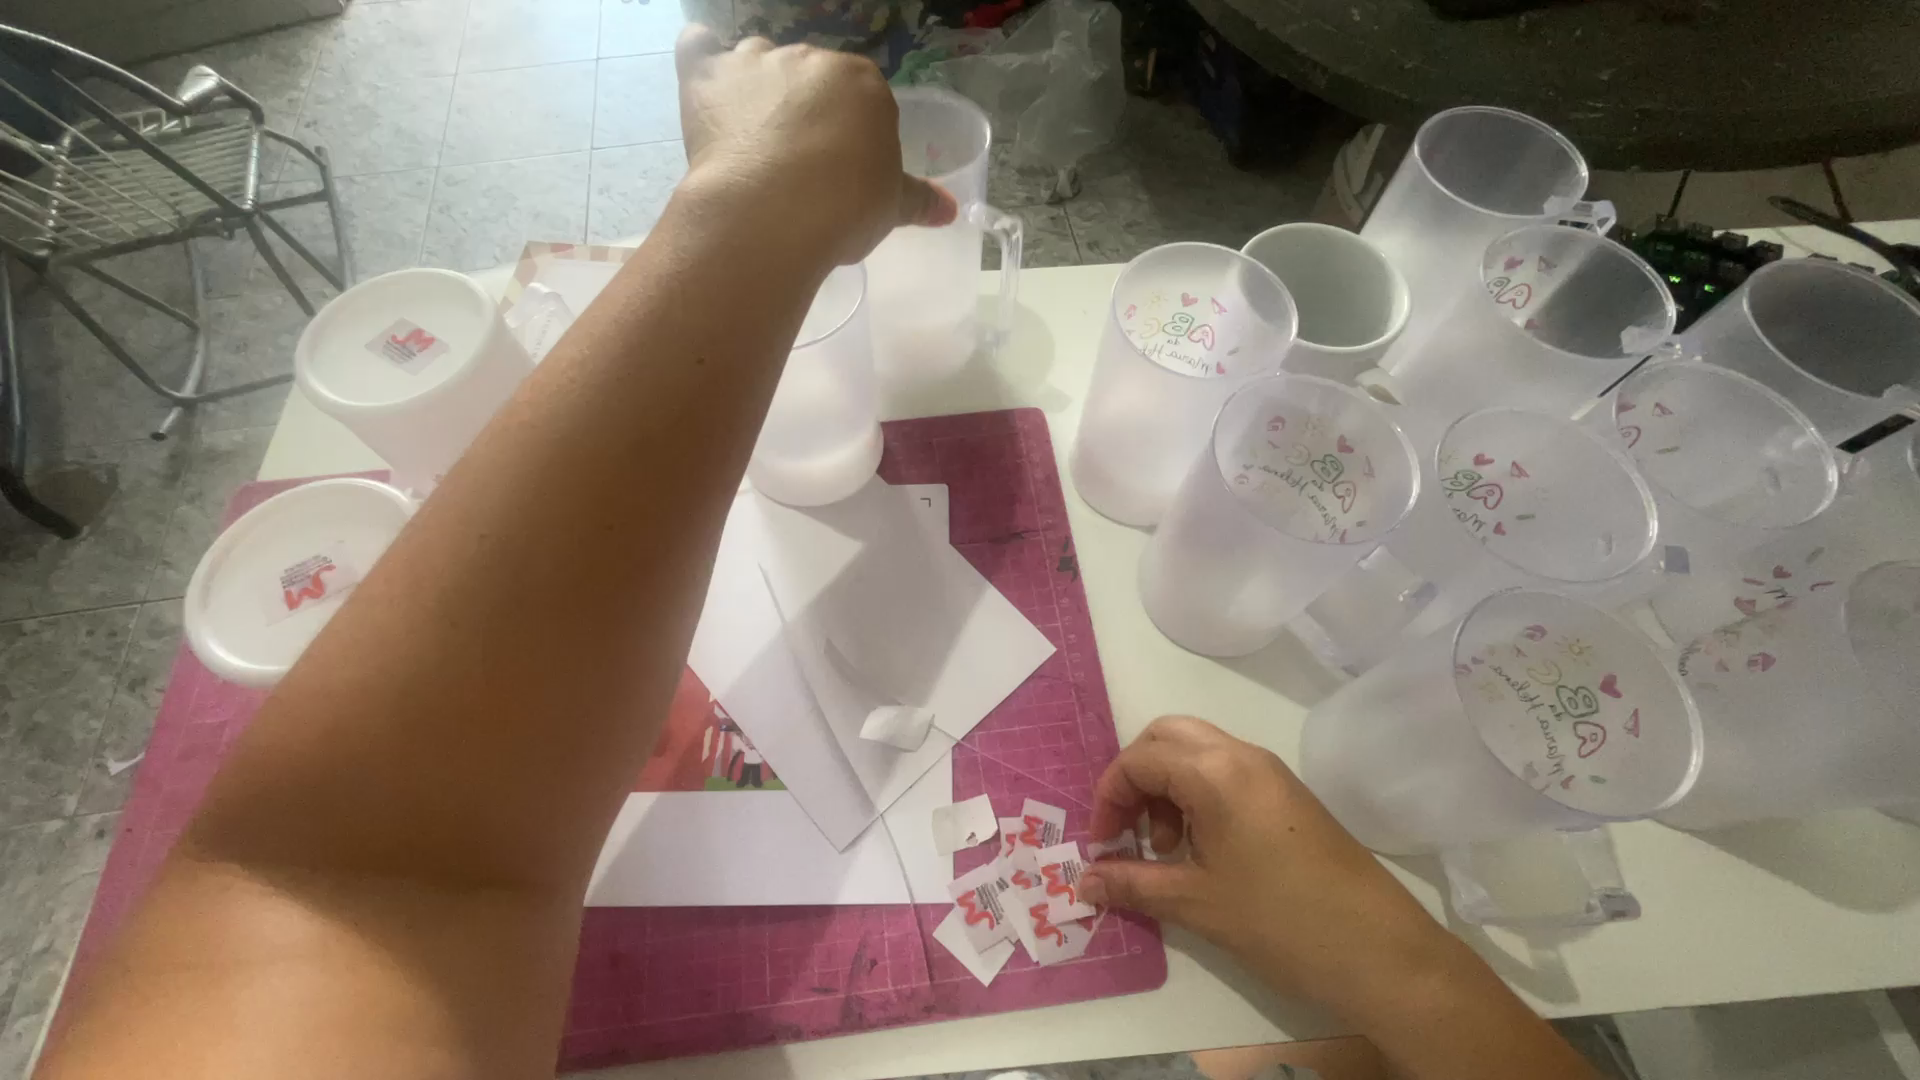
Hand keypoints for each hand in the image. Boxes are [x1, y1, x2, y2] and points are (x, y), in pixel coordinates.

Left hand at [675, 27, 956, 265]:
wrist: (774, 214)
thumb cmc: (845, 209)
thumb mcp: (892, 209)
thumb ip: (920, 200)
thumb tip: (950, 210)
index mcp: (865, 85)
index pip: (865, 100)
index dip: (855, 137)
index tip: (847, 172)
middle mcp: (812, 58)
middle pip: (813, 80)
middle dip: (809, 114)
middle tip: (804, 168)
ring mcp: (756, 61)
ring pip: (760, 63)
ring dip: (761, 91)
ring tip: (757, 143)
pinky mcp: (707, 77)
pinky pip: (699, 48)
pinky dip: (703, 60)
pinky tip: (709, 86)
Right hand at [1078, 716, 1455, 1015]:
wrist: (1382, 953)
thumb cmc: (1279, 922)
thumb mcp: (1194, 903)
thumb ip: (1131, 884)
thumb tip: (1083, 881)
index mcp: (1214, 771)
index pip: (1138, 760)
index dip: (1108, 799)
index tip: (1103, 846)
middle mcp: (1240, 754)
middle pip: (1164, 736)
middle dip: (1135, 777)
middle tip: (1131, 829)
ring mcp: (1268, 770)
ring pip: (1195, 749)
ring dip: (1166, 785)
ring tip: (1169, 847)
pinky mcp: (1286, 791)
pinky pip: (1224, 769)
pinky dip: (1196, 792)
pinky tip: (1203, 847)